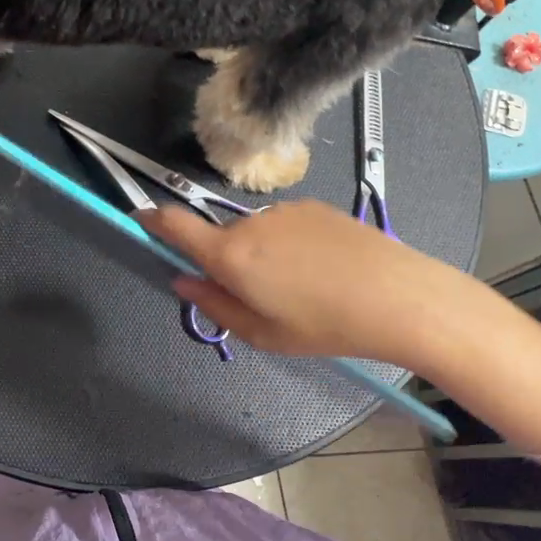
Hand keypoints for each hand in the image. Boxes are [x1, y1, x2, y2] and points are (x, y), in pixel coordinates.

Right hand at [143, 200, 456, 366]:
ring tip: (302, 288)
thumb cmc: (325, 326)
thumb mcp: (263, 334)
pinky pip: (284, 226)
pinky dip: (288, 245)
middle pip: (219, 238)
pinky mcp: (314, 206)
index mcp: (230, 256)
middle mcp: (249, 225)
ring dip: (260, 255)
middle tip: (257, 298)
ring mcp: (283, 212)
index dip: (151, 221)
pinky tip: (323, 270)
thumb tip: (182, 281)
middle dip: (225, 262)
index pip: (174, 225)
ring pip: (254, 234)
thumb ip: (214, 305)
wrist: (401, 297)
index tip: (139, 222)